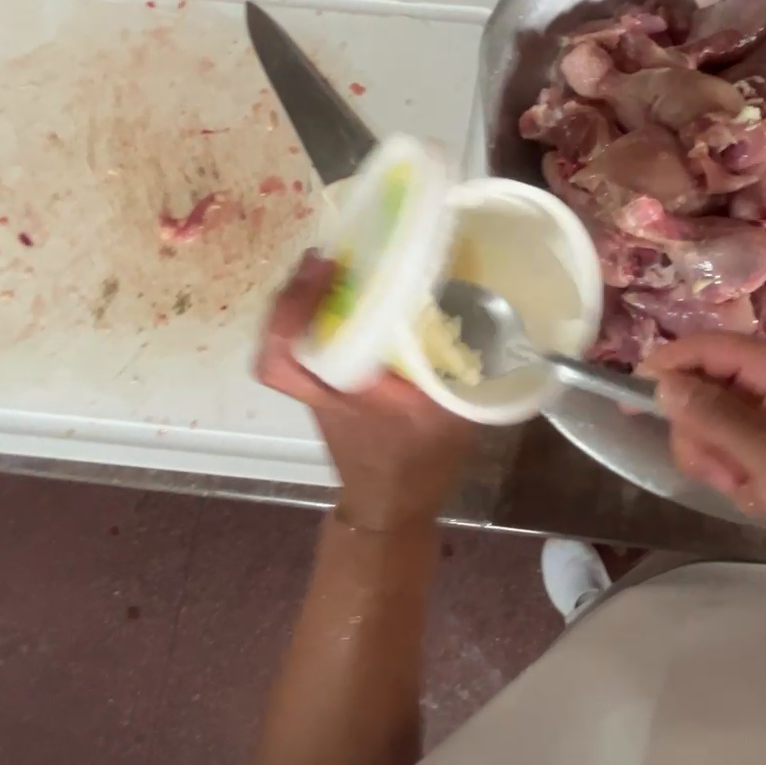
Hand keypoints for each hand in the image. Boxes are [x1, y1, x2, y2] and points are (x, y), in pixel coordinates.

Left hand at [256, 252, 477, 530]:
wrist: (392, 507)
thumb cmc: (424, 464)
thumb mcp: (456, 417)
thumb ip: (464, 372)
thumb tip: (487, 321)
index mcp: (352, 394)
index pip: (289, 357)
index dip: (294, 308)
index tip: (327, 267)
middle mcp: (325, 391)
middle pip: (278, 345)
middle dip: (292, 297)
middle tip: (327, 257)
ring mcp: (318, 394)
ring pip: (288, 347)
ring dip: (301, 306)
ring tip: (334, 269)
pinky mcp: (325, 394)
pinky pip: (306, 352)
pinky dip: (316, 322)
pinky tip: (349, 302)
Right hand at [642, 334, 765, 581]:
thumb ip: (714, 416)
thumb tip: (661, 381)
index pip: (702, 349)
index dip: (662, 370)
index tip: (628, 408)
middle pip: (703, 388)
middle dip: (703, 436)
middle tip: (728, 474)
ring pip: (717, 423)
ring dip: (722, 461)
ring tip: (753, 489)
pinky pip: (740, 445)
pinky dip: (741, 472)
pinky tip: (765, 495)